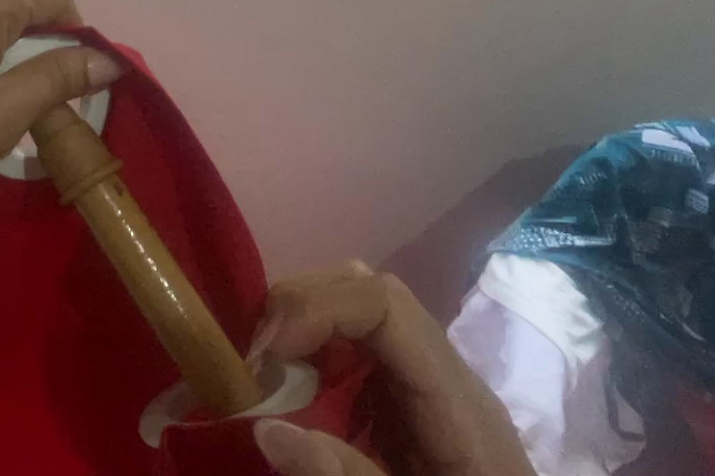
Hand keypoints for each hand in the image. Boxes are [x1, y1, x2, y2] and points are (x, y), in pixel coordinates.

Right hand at [250, 262, 533, 475]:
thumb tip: (263, 426)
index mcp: (458, 401)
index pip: (386, 304)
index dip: (317, 310)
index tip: (266, 356)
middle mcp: (443, 371)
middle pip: (365, 287)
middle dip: (298, 307)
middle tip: (256, 362)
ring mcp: (425, 378)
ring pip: (353, 302)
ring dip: (298, 322)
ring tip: (266, 371)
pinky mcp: (406, 395)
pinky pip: (352, 340)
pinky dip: (308, 347)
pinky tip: (290, 386)